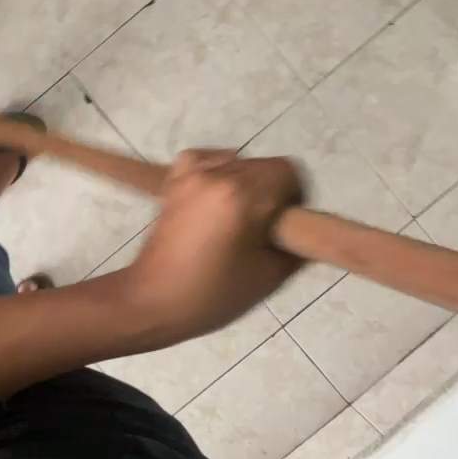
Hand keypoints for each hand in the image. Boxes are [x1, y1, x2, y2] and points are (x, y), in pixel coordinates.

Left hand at [120, 149, 305, 344]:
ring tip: (240, 215)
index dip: (295, 195)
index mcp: (240, 195)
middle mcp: (214, 174)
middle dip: (272, 191)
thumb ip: (295, 246)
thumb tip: (303, 232)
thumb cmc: (212, 293)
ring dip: (246, 181)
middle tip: (266, 228)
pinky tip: (217, 196)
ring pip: (236, 160)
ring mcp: (189, 174)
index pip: (287, 170)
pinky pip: (203, 158)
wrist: (154, 299)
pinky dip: (216, 170)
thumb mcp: (268, 275)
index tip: (288, 224)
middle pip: (262, 165)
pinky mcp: (172, 180)